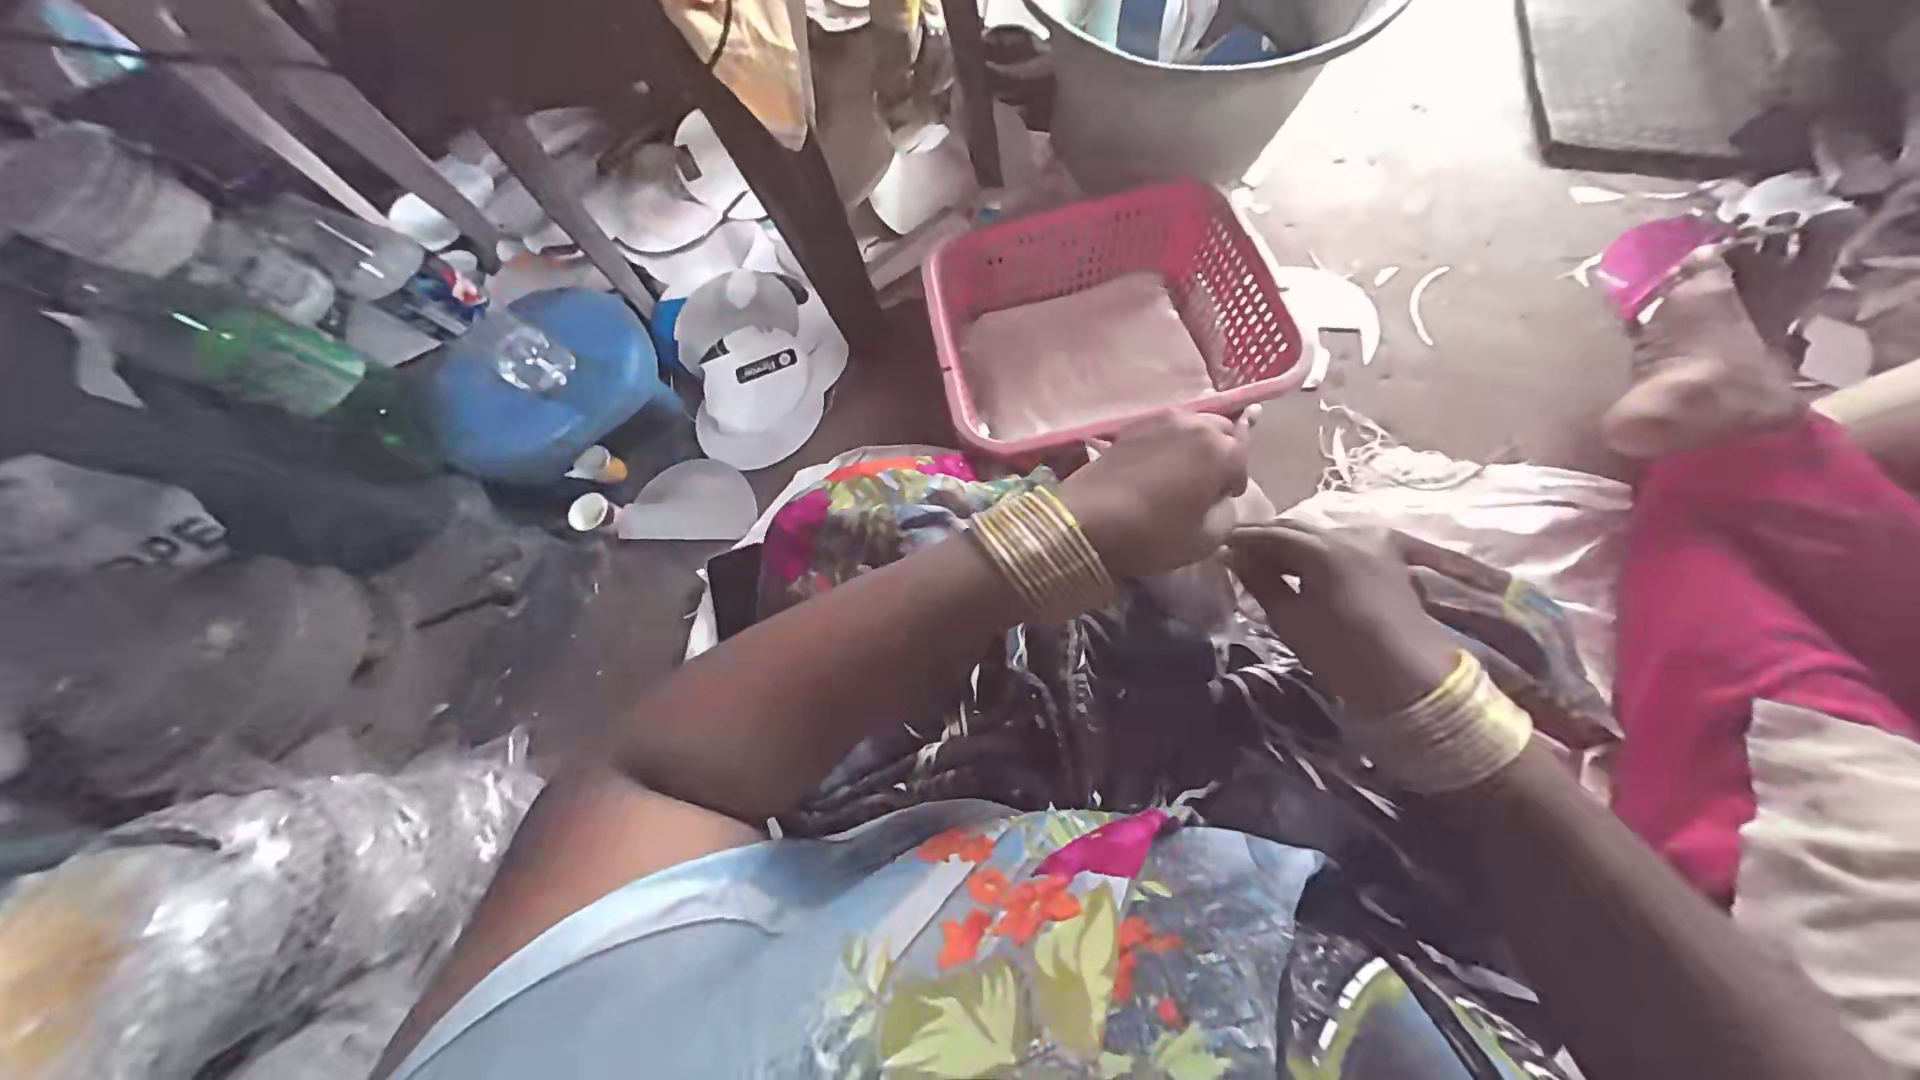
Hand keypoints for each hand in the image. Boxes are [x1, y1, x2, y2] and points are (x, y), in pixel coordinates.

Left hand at [1057, 408, 1254, 579]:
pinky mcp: (1128, 427)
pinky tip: (1154, 466)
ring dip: (1193, 445)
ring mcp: (1157, 420)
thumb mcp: (1205, 539)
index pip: (1244, 454)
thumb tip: (1218, 497)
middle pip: (1219, 432)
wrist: (1084, 523)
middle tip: (1202, 486)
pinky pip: (1162, 429)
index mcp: (1219, 449)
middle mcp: (1192, 424)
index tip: (1221, 500)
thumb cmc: (1151, 535)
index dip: (1235, 481)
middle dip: (1219, 454)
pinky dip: (1166, 443)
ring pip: (1190, 425)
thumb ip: (1227, 513)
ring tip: (1178, 474)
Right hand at [1226, 522, 1456, 714]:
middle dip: (1265, 538)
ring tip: (1266, 561)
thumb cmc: (1342, 654)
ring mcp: (1377, 543)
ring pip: (1321, 534)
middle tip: (1238, 552)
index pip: (1272, 533)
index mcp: (1326, 550)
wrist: (1411, 682)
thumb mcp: (1290, 618)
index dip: (1243, 538)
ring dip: (1291, 544)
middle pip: (1298, 529)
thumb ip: (1259, 580)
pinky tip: (1301, 565)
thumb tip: (1232, 556)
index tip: (1219, 544)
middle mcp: (1353, 535)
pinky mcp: (1391, 557)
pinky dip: (1318, 550)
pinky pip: (1343, 543)